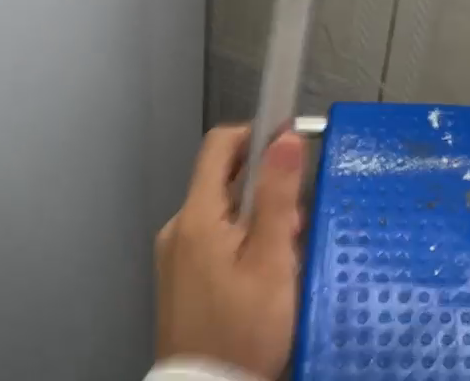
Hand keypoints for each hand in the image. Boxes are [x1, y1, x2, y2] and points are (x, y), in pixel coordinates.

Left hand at [155, 125, 307, 378]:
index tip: (287, 145)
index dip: (256, 135)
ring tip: (280, 259)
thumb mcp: (272, 260)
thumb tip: (285, 138)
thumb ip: (278, 195)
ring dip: (257, 220)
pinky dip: (242, 242)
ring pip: (224, 211)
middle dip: (265, 191)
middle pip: (226, 179)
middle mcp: (179, 229)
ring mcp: (176, 254)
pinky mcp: (181, 277)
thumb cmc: (242, 333)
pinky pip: (215, 238)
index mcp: (197, 217)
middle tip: (293, 224)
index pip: (221, 144)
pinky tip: (261, 275)